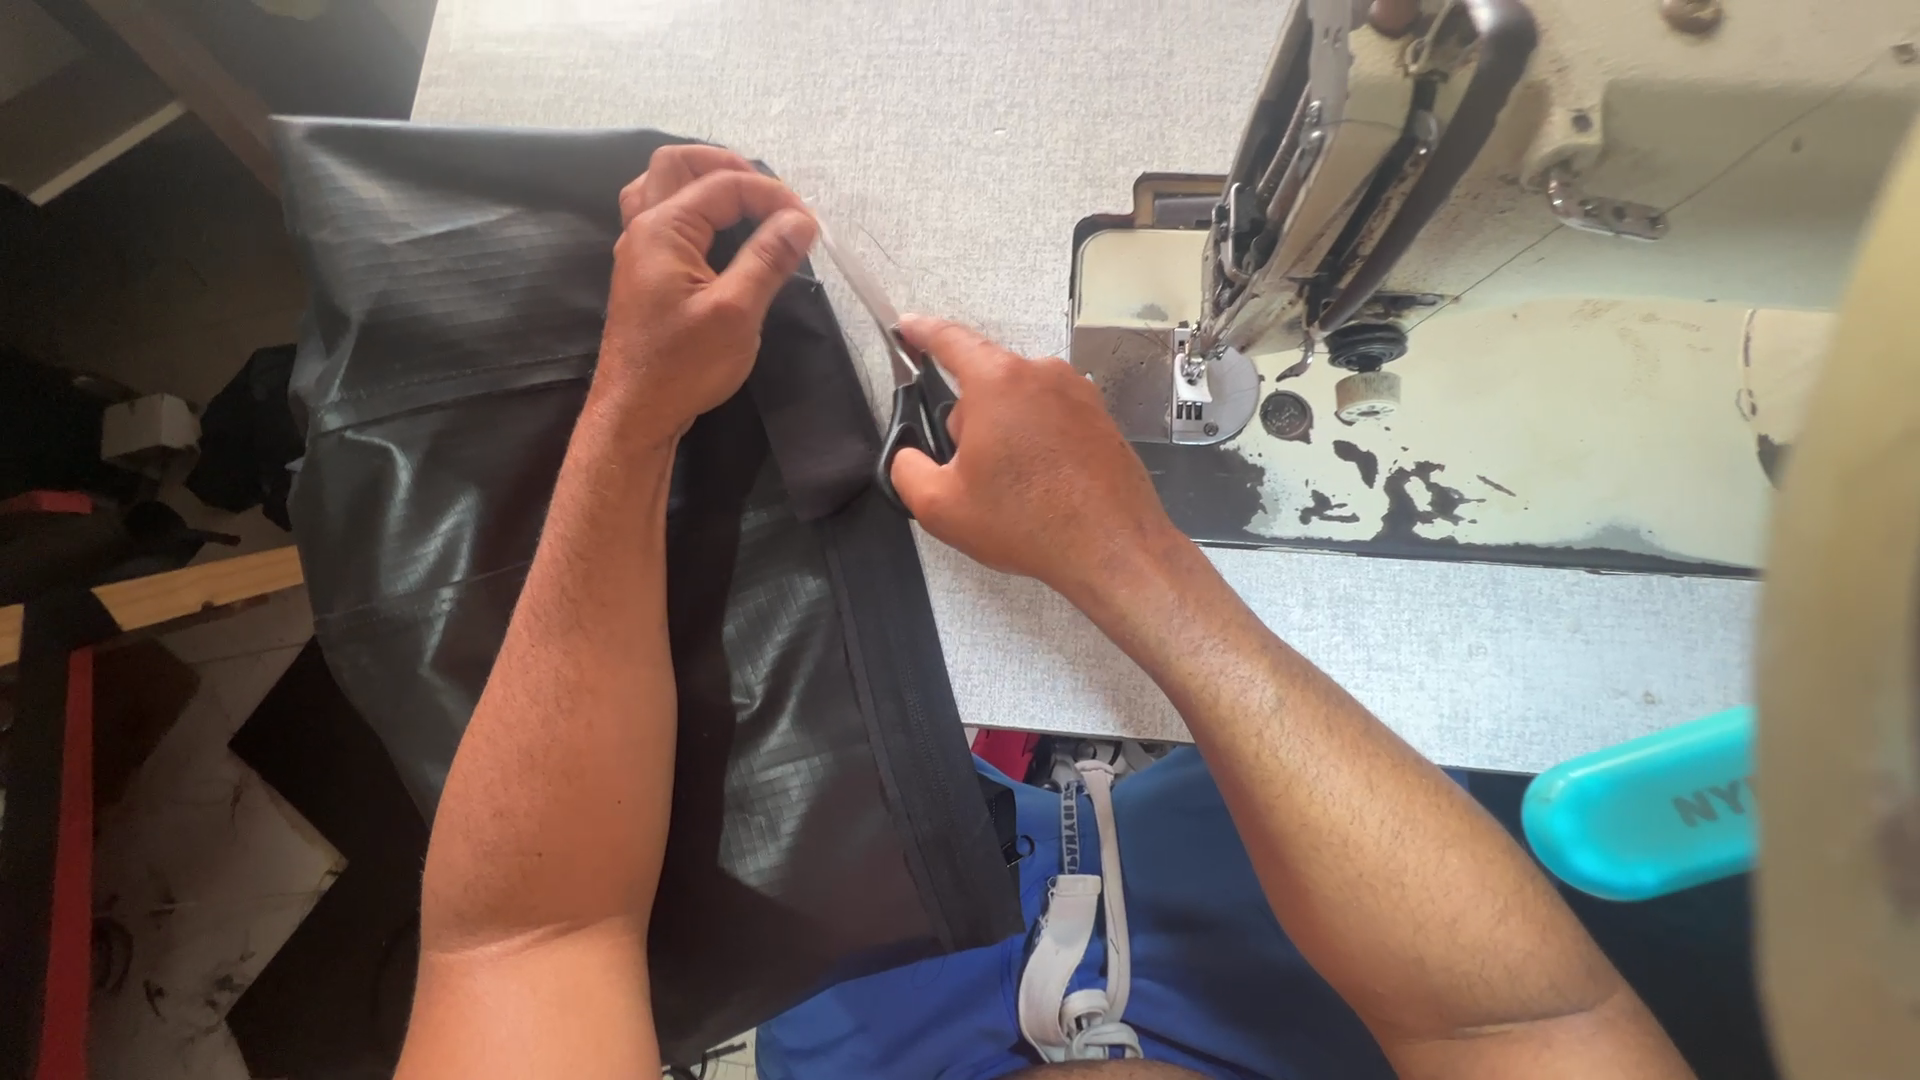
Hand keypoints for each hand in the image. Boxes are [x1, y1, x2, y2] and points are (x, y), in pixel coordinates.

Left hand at [594, 145, 818, 444]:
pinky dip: (692, 210)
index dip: (771, 194)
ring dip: (702, 182)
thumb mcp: (737, 312)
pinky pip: (662, 219)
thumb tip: (801, 221)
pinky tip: (715, 234)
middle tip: (770, 193)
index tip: (809, 222)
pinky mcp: (645, 277)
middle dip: (727, 167)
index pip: (722, 186)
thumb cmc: (685, 365)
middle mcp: (643, 229)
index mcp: (663, 229)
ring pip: (662, 189)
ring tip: (743, 201)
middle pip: (677, 165)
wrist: (637, 411)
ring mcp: (639, 253)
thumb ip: (768, 259)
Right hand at [888, 316, 1183, 602]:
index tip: (909, 326)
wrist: (1111, 549)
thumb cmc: (1028, 522)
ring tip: (1016, 490)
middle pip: (986, 384)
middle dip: (971, 423)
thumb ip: (906, 470)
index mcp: (999, 382)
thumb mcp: (941, 506)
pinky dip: (1039, 447)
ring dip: (1007, 437)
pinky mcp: (1101, 419)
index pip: (950, 340)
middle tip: (974, 475)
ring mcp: (1079, 394)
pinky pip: (1052, 421)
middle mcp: (1043, 375)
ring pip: (1020, 405)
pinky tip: (1044, 488)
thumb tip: (908, 457)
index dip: (922, 332)